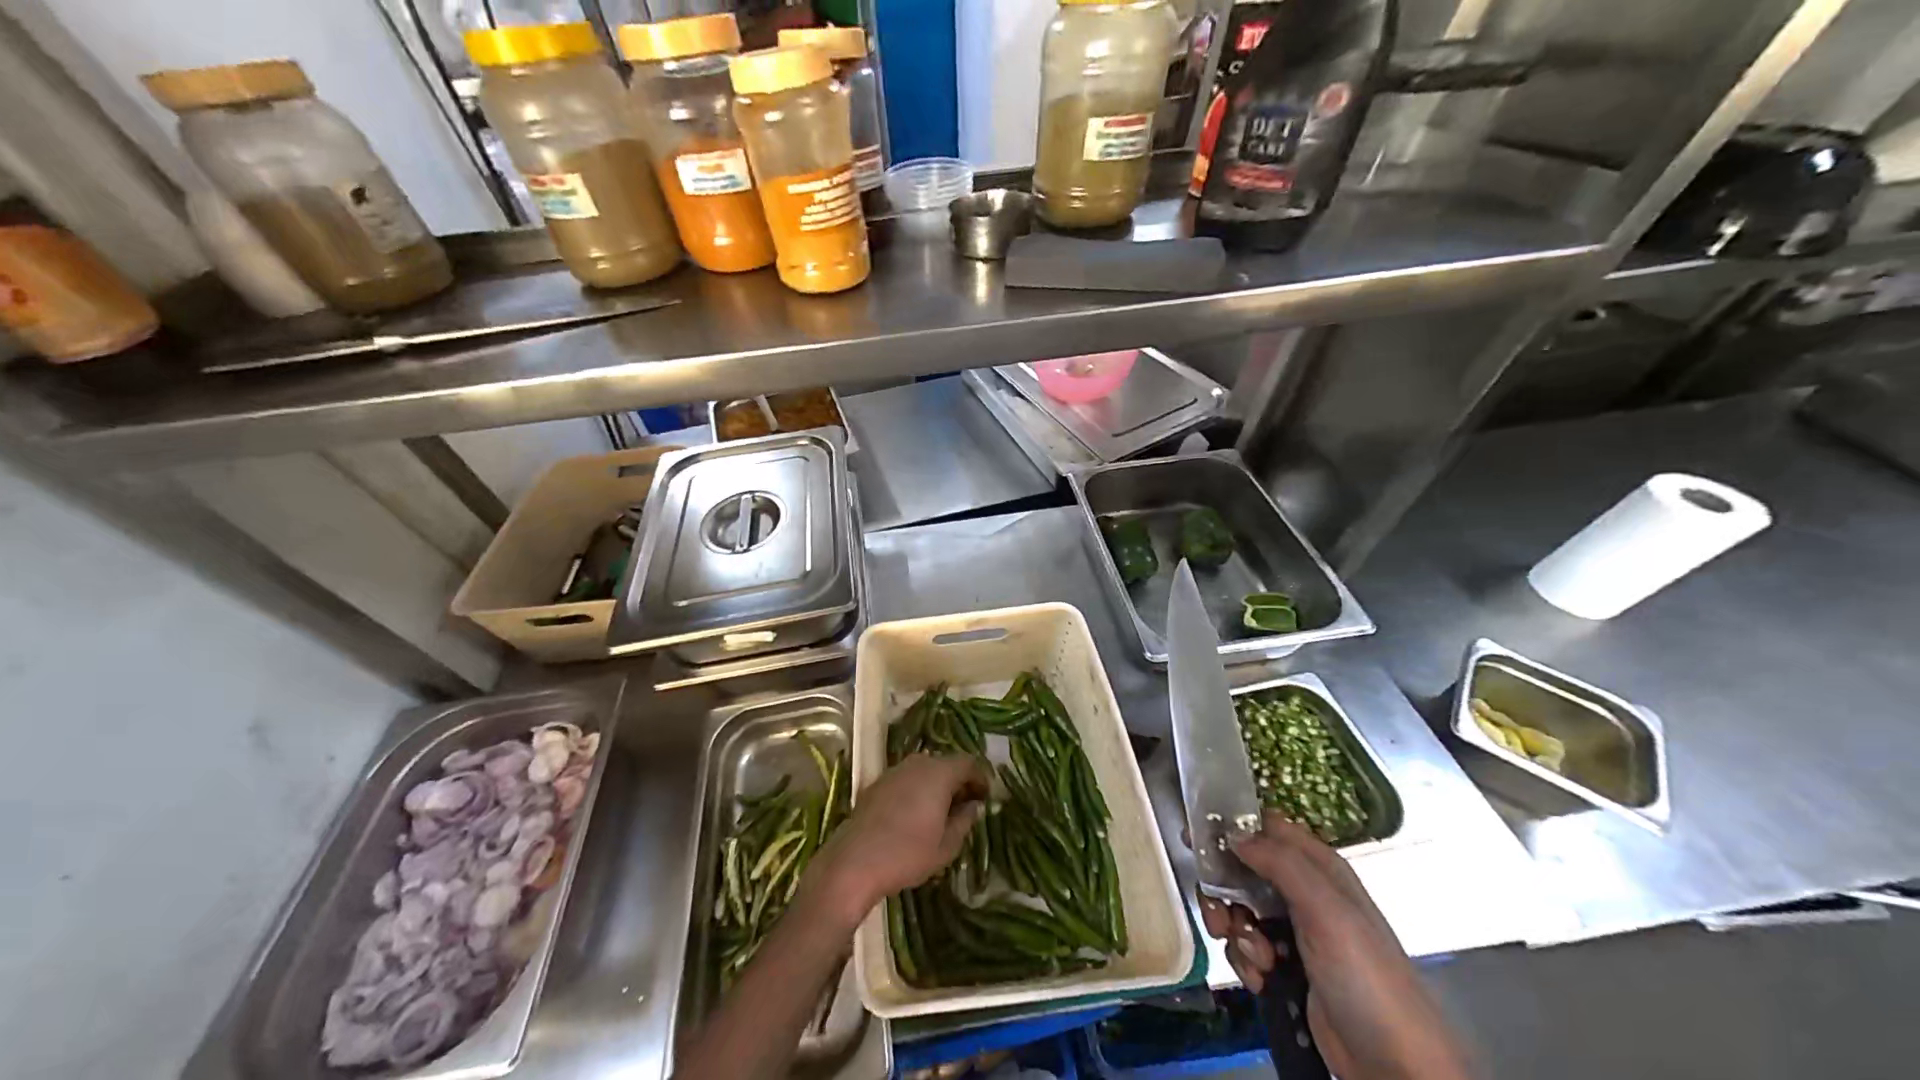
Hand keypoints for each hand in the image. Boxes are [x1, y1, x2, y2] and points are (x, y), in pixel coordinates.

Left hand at [805, 753, 987, 928]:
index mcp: (939, 773)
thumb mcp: (946, 845)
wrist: (853, 863)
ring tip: (943, 812)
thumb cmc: (907, 854)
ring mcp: (894, 771)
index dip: (981, 778)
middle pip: (946, 764)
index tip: (986, 797)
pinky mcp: (877, 784)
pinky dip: (918, 790)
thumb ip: (964, 820)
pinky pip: (907, 780)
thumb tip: (972, 806)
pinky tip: (916, 815)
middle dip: (960, 781)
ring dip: (938, 785)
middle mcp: (917, 763)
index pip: (969, 763)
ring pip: (925, 771)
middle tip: (967, 806)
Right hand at [1198, 814, 1473, 1079]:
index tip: (1197, 841)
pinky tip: (1263, 980)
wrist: (1394, 1065)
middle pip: (1241, 869)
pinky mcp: (1284, 964)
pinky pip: (1244, 946)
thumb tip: (1232, 832)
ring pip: (1238, 908)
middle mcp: (1303, 891)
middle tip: (1222, 919)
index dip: (1231, 827)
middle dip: (1223, 892)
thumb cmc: (1366, 978)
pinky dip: (1245, 961)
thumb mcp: (1327, 912)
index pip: (1266, 826)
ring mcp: (1293, 929)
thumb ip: (1281, 864)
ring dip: (1235, 932)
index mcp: (1318, 867)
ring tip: (1258, 960)